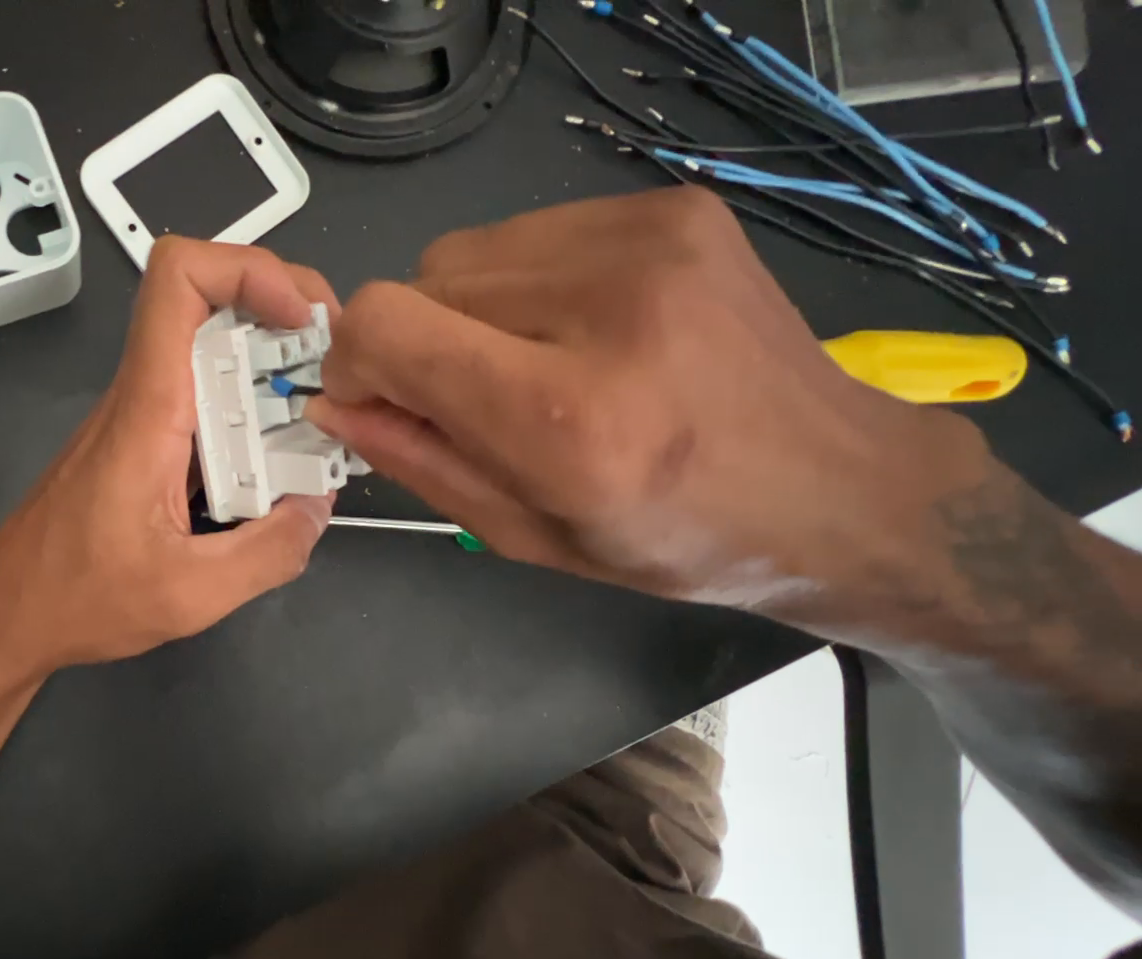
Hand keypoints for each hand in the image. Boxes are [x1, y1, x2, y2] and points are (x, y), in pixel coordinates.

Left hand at [0, 238, 339, 680]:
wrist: (8, 613)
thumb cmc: (80, 600)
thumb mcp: (190, 595)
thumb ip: (268, 553)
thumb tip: (317, 508)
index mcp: (148, 411)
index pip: (179, 280)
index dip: (249, 268)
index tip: (301, 318)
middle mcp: (142, 397)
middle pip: (208, 304)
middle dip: (282, 318)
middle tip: (335, 372)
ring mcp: (138, 417)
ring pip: (208, 354)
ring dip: (268, 371)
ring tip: (318, 421)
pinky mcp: (139, 443)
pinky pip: (199, 401)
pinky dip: (245, 414)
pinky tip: (273, 465)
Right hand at [305, 187, 1006, 628]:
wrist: (835, 487)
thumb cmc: (669, 539)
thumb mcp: (522, 534)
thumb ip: (414, 460)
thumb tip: (333, 402)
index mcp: (566, 418)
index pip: (387, 327)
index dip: (352, 361)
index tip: (373, 397)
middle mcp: (606, 306)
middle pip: (419, 284)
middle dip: (416, 346)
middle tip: (469, 399)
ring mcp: (646, 240)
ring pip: (464, 253)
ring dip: (466, 313)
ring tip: (532, 364)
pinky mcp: (671, 208)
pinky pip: (526, 233)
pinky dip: (518, 283)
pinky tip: (574, 329)